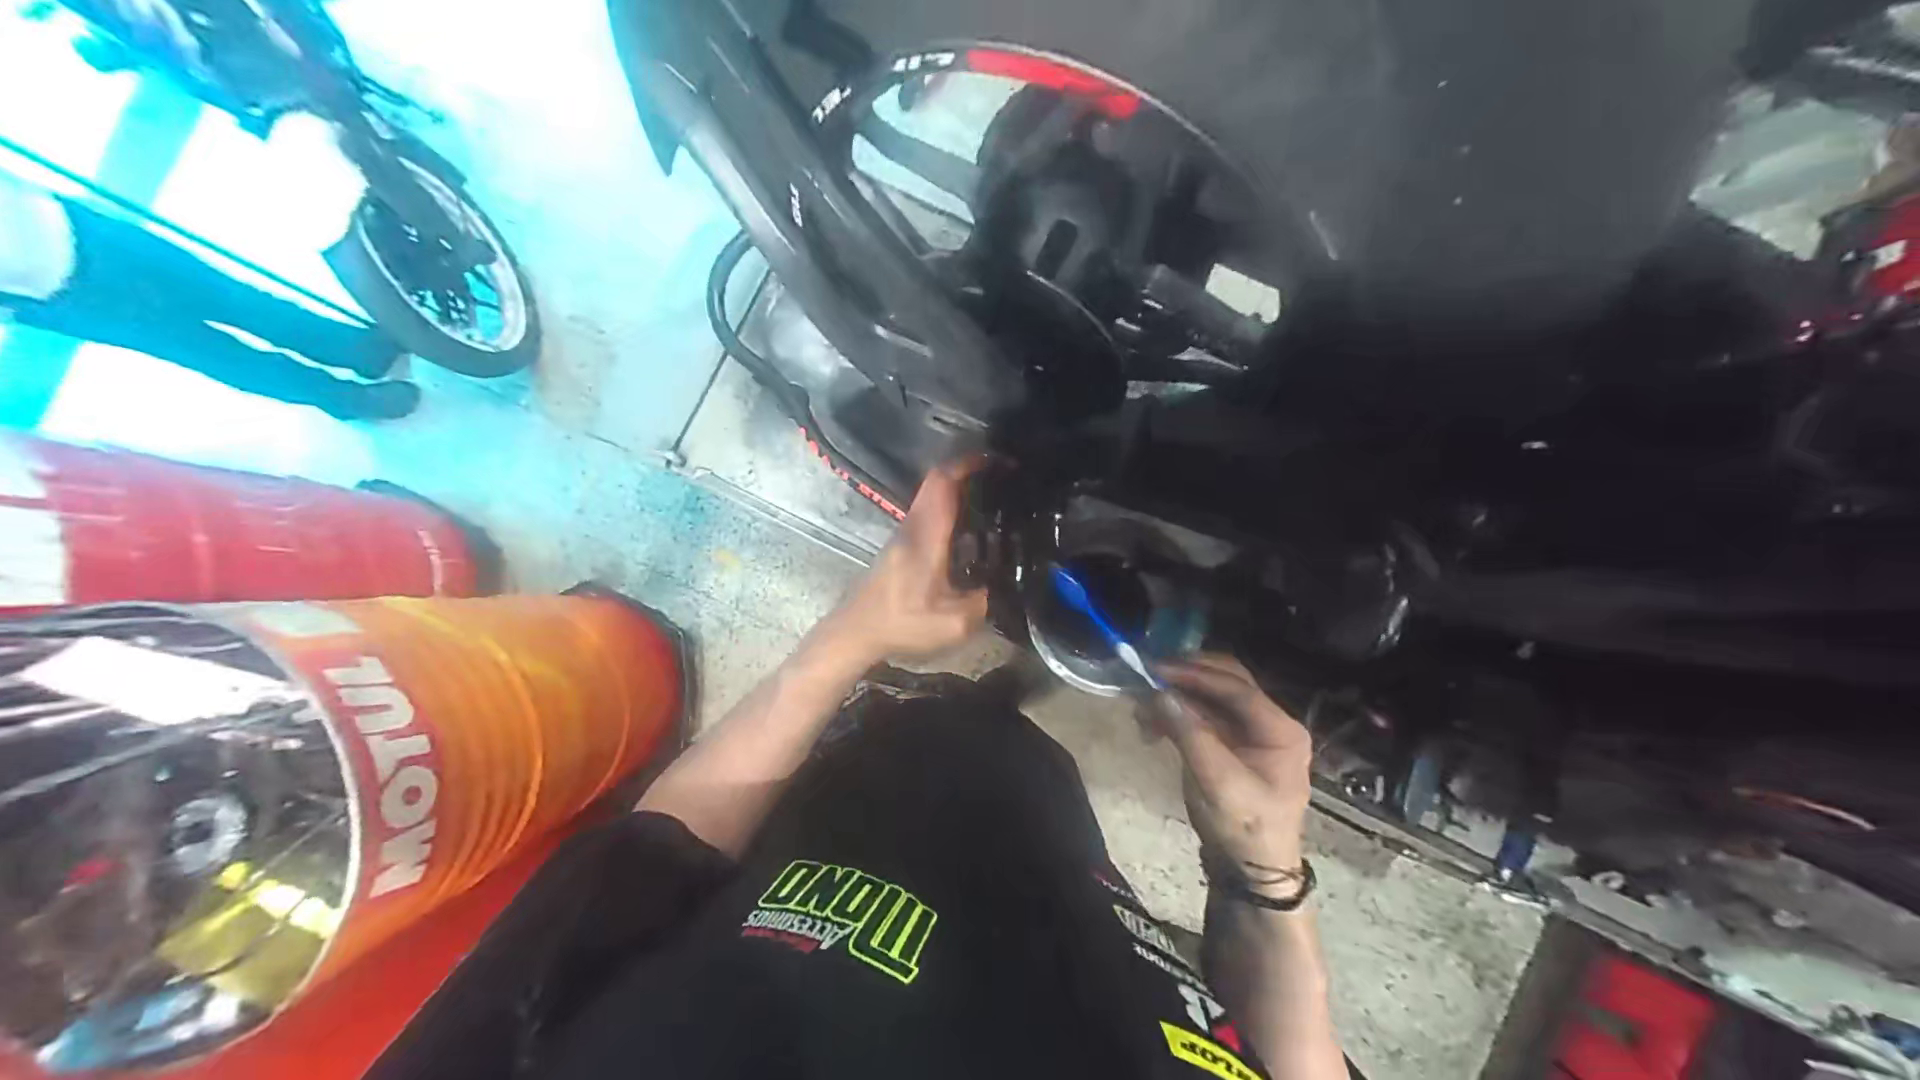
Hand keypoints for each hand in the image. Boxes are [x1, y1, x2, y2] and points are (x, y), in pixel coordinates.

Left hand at [823, 459, 990, 663]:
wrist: (857, 631)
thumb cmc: (902, 624)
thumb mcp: (953, 624)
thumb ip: (982, 601)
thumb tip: (999, 585)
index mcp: (926, 536)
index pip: (942, 483)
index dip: (967, 463)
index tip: (996, 460)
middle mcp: (913, 527)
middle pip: (937, 482)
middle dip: (969, 472)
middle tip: (1003, 479)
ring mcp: (904, 534)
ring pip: (932, 497)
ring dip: (959, 492)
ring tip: (993, 502)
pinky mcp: (900, 545)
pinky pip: (929, 514)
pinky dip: (951, 511)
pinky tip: (971, 532)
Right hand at [1154, 655, 1313, 895]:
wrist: (1250, 871)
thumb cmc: (1243, 828)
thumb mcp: (1216, 782)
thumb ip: (1190, 733)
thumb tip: (1159, 693)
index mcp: (1281, 730)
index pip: (1237, 688)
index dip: (1196, 675)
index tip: (1157, 669)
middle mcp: (1270, 722)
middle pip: (1226, 681)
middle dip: (1186, 677)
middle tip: (1148, 676)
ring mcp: (1250, 731)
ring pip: (1210, 695)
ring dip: (1177, 695)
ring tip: (1143, 707)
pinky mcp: (1230, 741)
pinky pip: (1202, 713)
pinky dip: (1177, 712)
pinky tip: (1152, 723)